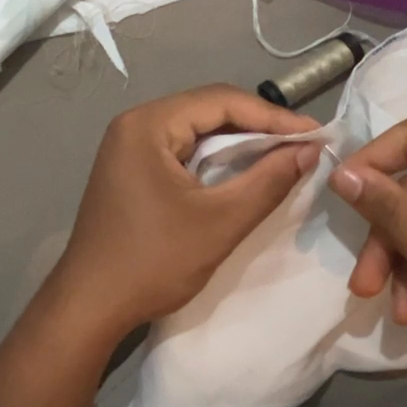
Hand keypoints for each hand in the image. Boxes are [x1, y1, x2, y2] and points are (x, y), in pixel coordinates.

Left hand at [49, 85, 320, 338]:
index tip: (317, 134)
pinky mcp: (130, 167)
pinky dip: (215, 157)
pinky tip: (243, 169)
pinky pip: (181, 149)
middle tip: (304, 143)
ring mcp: (129, 145)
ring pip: (196, 129)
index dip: (273, 117)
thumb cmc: (153, 260)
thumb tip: (309, 150)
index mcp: (148, 124)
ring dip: (238, 141)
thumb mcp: (220, 222)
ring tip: (283, 154)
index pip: (221, 101)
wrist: (89, 306)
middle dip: (258, 125)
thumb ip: (268, 181)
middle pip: (207, 109)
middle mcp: (135, 123)